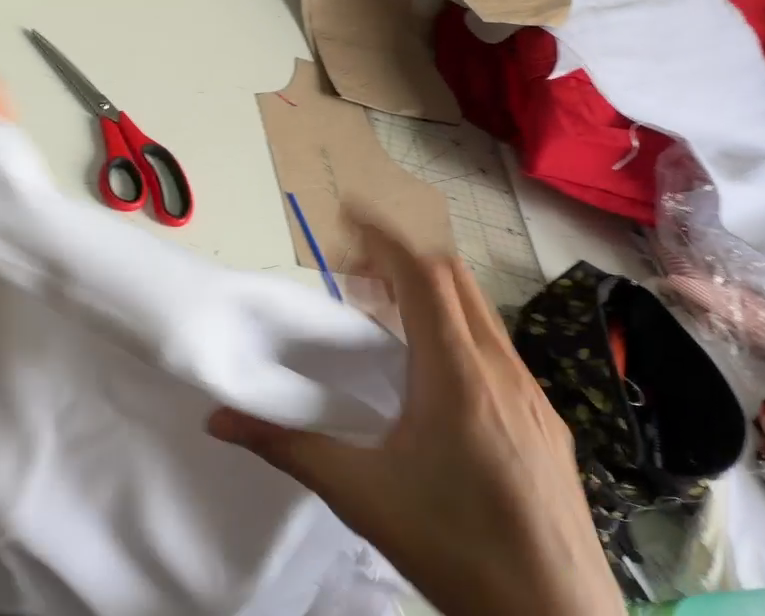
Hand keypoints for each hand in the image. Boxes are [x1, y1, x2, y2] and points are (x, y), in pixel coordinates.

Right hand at [207, 222, 623, 615]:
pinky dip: (456, 331)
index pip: (424, 277)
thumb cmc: (456, 549)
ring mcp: (535, 400)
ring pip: (481, 316)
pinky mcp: (547, 427)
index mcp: (458, 377)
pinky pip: (497, 351)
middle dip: (404, 258)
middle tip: (352, 268)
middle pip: (457, 283)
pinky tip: (430, 375)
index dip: (384, 237)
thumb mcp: (361, 496)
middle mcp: (504, 374)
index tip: (346, 215)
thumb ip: (286, 447)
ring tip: (382, 314)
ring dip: (432, 295)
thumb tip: (217, 420)